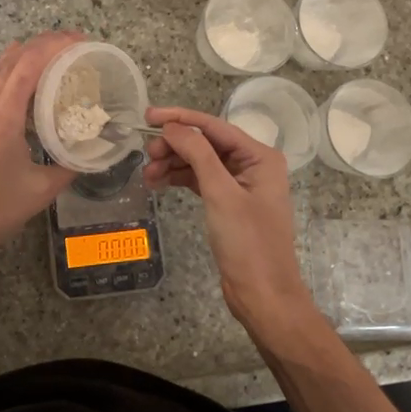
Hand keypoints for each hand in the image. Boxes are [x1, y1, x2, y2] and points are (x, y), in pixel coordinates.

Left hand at [0, 32, 82, 270]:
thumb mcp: (40, 192)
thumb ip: (69, 167)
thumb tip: (90, 153)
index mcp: (2, 117)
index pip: (29, 63)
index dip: (55, 44)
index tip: (79, 39)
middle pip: (12, 58)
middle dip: (43, 45)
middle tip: (72, 48)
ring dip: (23, 61)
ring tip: (51, 67)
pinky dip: (7, 81)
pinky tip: (22, 98)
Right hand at [142, 106, 314, 330]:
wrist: (263, 295)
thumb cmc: (247, 243)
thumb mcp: (220, 194)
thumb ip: (197, 153)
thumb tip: (171, 126)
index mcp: (260, 156)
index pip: (214, 126)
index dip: (179, 119)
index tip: (147, 116)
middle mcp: (253, 165)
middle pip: (206, 143)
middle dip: (175, 146)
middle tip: (146, 156)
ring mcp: (241, 185)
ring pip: (200, 162)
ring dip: (173, 164)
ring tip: (148, 175)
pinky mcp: (229, 204)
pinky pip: (200, 180)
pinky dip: (180, 179)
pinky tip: (159, 183)